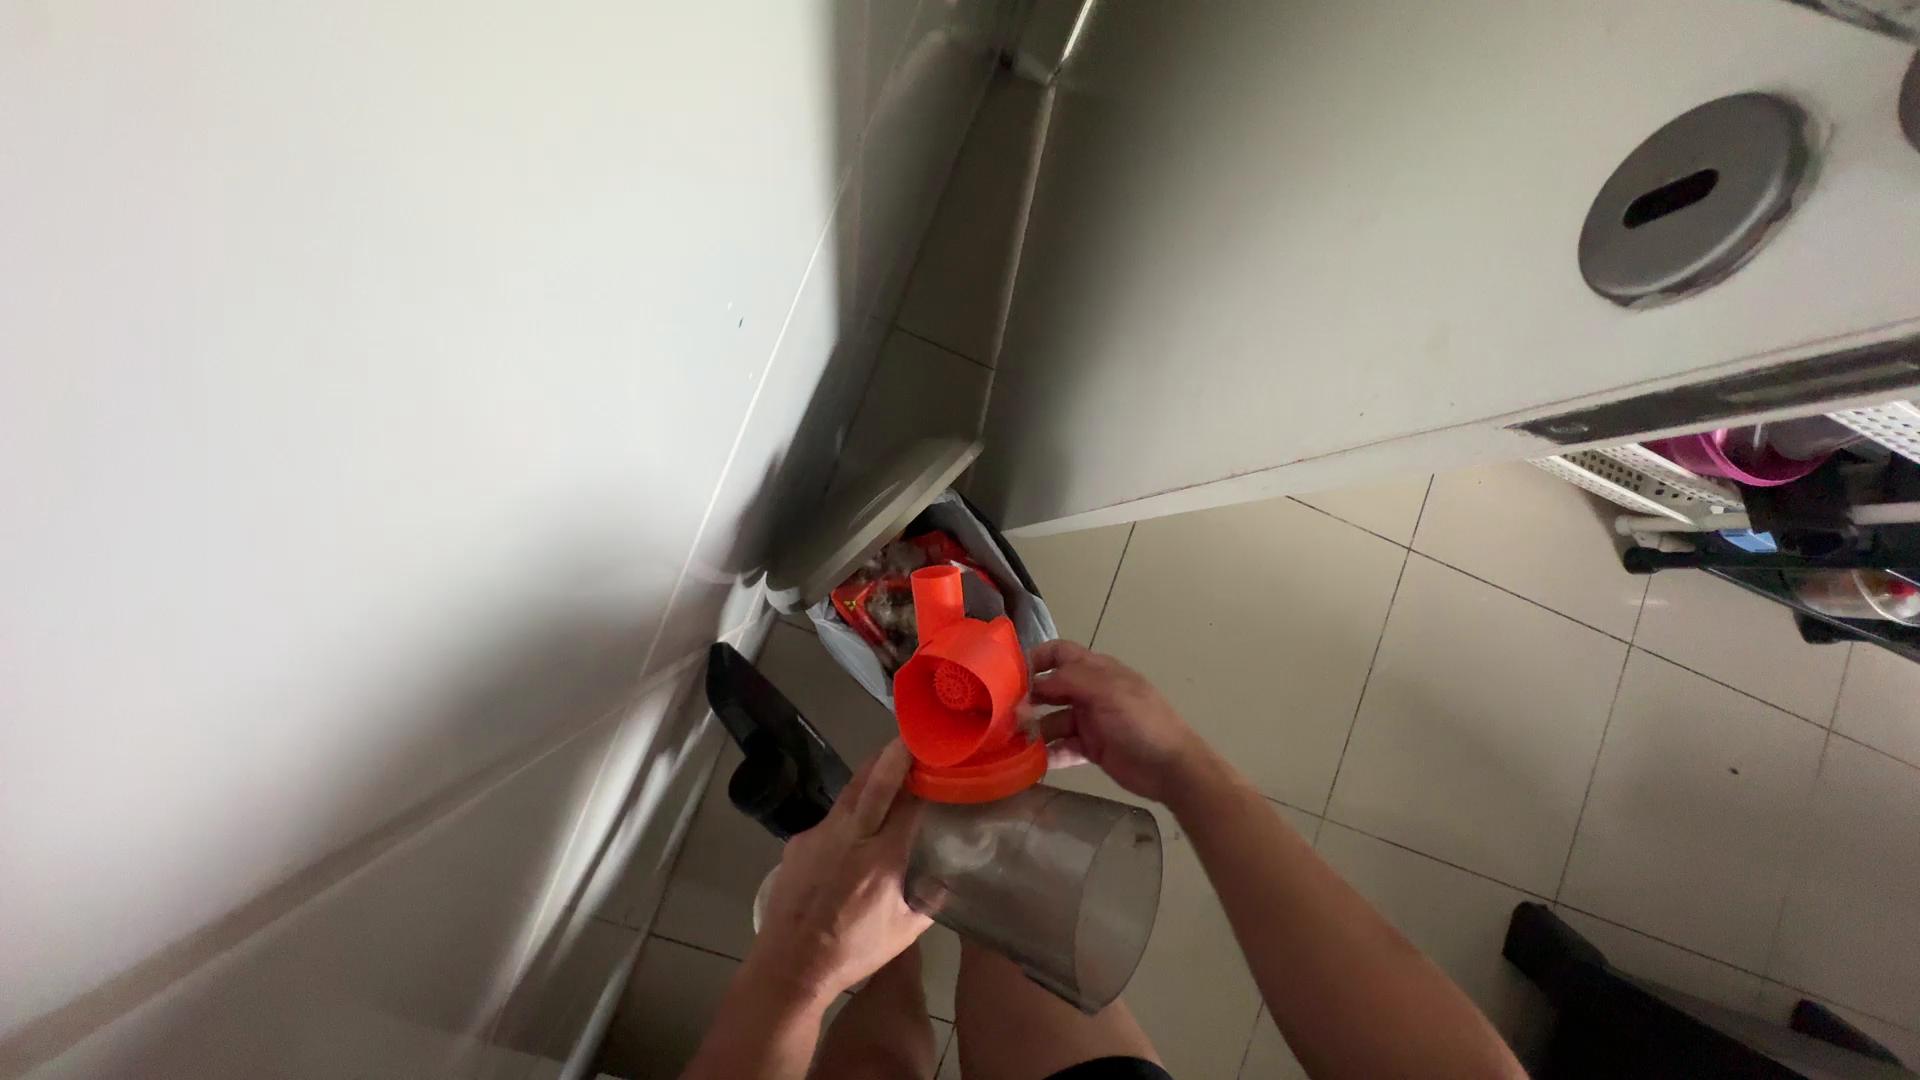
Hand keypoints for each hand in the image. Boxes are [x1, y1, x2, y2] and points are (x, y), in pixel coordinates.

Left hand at [748, 740, 932, 1002]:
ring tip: (888, 758)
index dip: (927, 779)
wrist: (790, 964)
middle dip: (895, 753)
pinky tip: (854, 821)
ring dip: (872, 769)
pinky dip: (849, 808)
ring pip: (852, 789)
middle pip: (877, 781)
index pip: (911, 805)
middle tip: (912, 735)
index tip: (940, 760)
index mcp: (884, 859)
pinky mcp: (801, 839)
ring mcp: (823, 834)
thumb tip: (950, 867)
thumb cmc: (855, 951)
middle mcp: (853, 836)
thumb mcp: (907, 931)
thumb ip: (931, 894)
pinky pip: (832, 815)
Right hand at [1029, 640, 1213, 803]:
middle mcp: (1091, 693)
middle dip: (1030, 698)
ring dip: (1035, 729)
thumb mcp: (1108, 692)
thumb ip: (1071, 680)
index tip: (1012, 675)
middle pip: (1051, 688)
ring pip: (1053, 721)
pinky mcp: (1091, 749)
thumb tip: (1035, 682)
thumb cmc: (1142, 721)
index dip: (1037, 658)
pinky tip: (1032, 762)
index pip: (1061, 653)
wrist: (1171, 768)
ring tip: (1015, 741)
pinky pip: (1062, 748)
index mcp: (1098, 671)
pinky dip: (1048, 754)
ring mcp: (1091, 722)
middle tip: (1007, 714)